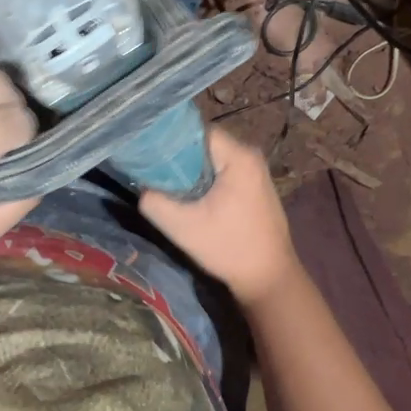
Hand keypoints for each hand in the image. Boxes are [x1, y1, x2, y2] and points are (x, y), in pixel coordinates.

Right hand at [140, 128, 300, 305]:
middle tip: (158, 177)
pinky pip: (223, 170)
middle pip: (204, 144)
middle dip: (180, 159)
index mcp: (239, 155)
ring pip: (213, 158)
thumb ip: (155, 203)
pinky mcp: (255, 184)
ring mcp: (255, 169)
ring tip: (172, 188)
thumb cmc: (229, 249)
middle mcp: (250, 154)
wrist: (269, 278)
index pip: (196, 132)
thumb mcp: (183, 228)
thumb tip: (142, 186)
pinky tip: (194, 199)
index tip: (152, 160)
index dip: (171, 143)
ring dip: (193, 171)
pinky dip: (207, 180)